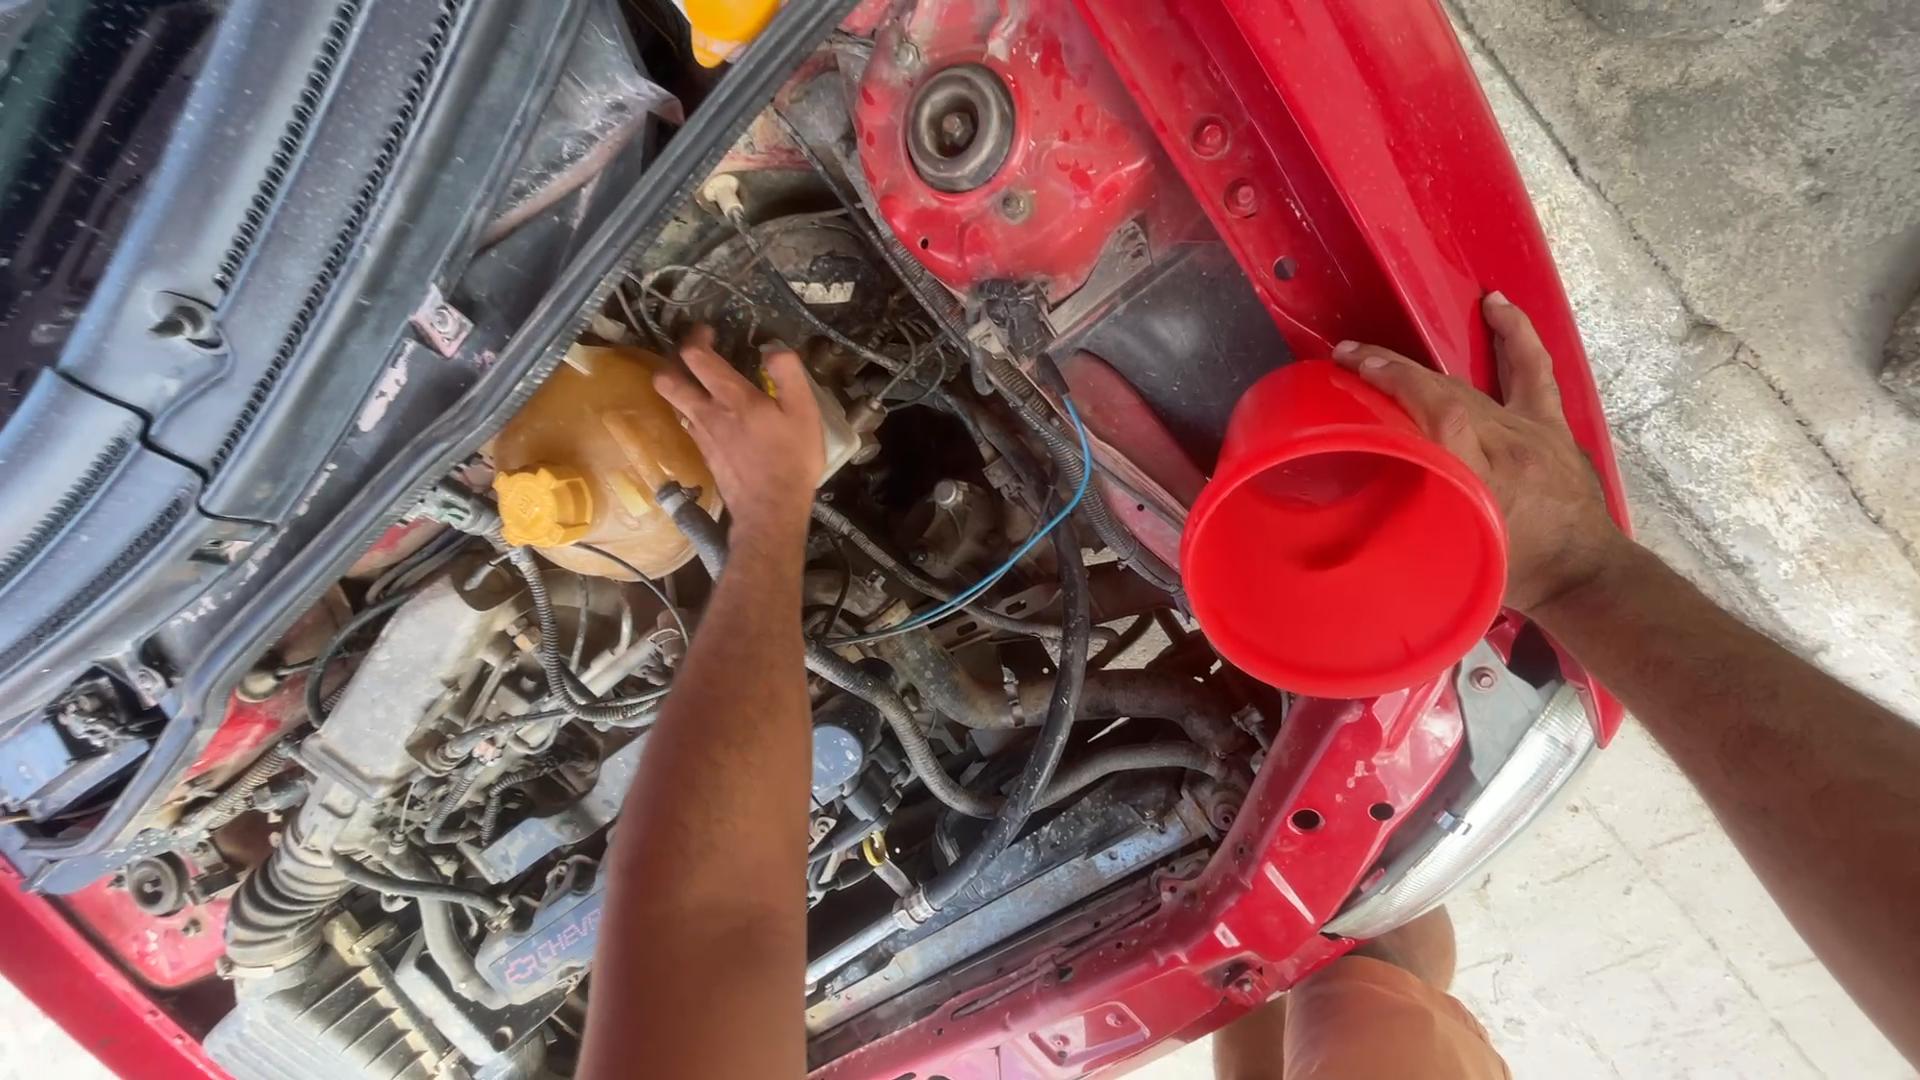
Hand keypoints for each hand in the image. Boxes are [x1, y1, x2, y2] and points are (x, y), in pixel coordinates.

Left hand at [654, 325, 825, 540]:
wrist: (770, 510)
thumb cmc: (791, 460)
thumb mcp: (804, 412)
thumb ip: (788, 374)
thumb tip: (773, 348)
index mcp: (731, 397)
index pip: (696, 356)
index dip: (696, 337)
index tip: (708, 332)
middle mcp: (707, 413)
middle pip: (667, 378)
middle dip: (674, 359)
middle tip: (692, 355)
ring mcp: (701, 436)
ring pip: (673, 402)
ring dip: (679, 385)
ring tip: (698, 381)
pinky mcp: (704, 454)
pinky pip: (687, 423)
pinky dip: (691, 410)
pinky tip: (710, 415)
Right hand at [1332, 292, 1627, 615]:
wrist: (1587, 575)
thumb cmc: (1514, 573)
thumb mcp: (1452, 556)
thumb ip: (1414, 524)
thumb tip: (1361, 502)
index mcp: (1487, 479)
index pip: (1442, 412)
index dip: (1398, 382)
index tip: (1355, 367)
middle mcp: (1513, 446)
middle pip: (1449, 392)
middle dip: (1394, 370)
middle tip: (1348, 359)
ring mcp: (1534, 431)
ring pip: (1472, 384)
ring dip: (1421, 365)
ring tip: (1380, 348)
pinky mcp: (1549, 426)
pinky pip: (1532, 372)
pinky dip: (1516, 336)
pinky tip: (1496, 306)